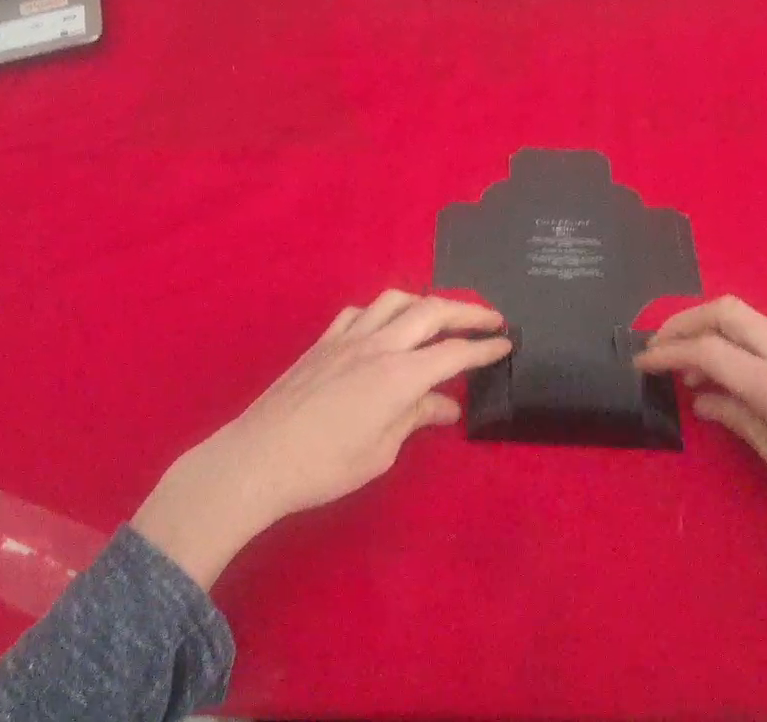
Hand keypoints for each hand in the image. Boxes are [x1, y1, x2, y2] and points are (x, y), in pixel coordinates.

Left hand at [132, 291, 510, 587]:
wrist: (259, 458)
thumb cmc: (325, 466)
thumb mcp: (381, 451)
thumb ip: (415, 418)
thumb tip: (445, 406)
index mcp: (400, 375)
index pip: (454, 353)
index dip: (485, 347)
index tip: (507, 343)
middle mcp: (377, 345)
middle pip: (431, 312)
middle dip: (467, 312)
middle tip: (492, 318)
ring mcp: (346, 338)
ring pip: (394, 301)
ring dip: (425, 302)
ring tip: (440, 316)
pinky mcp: (322, 342)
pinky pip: (359, 312)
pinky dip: (382, 311)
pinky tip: (384, 326)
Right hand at [638, 296, 766, 630]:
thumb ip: (743, 424)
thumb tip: (705, 400)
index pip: (707, 349)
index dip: (666, 352)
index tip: (640, 365)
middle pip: (727, 310)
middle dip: (684, 320)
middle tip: (658, 349)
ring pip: (750, 317)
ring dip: (711, 329)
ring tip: (689, 367)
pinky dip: (738, 342)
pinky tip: (730, 376)